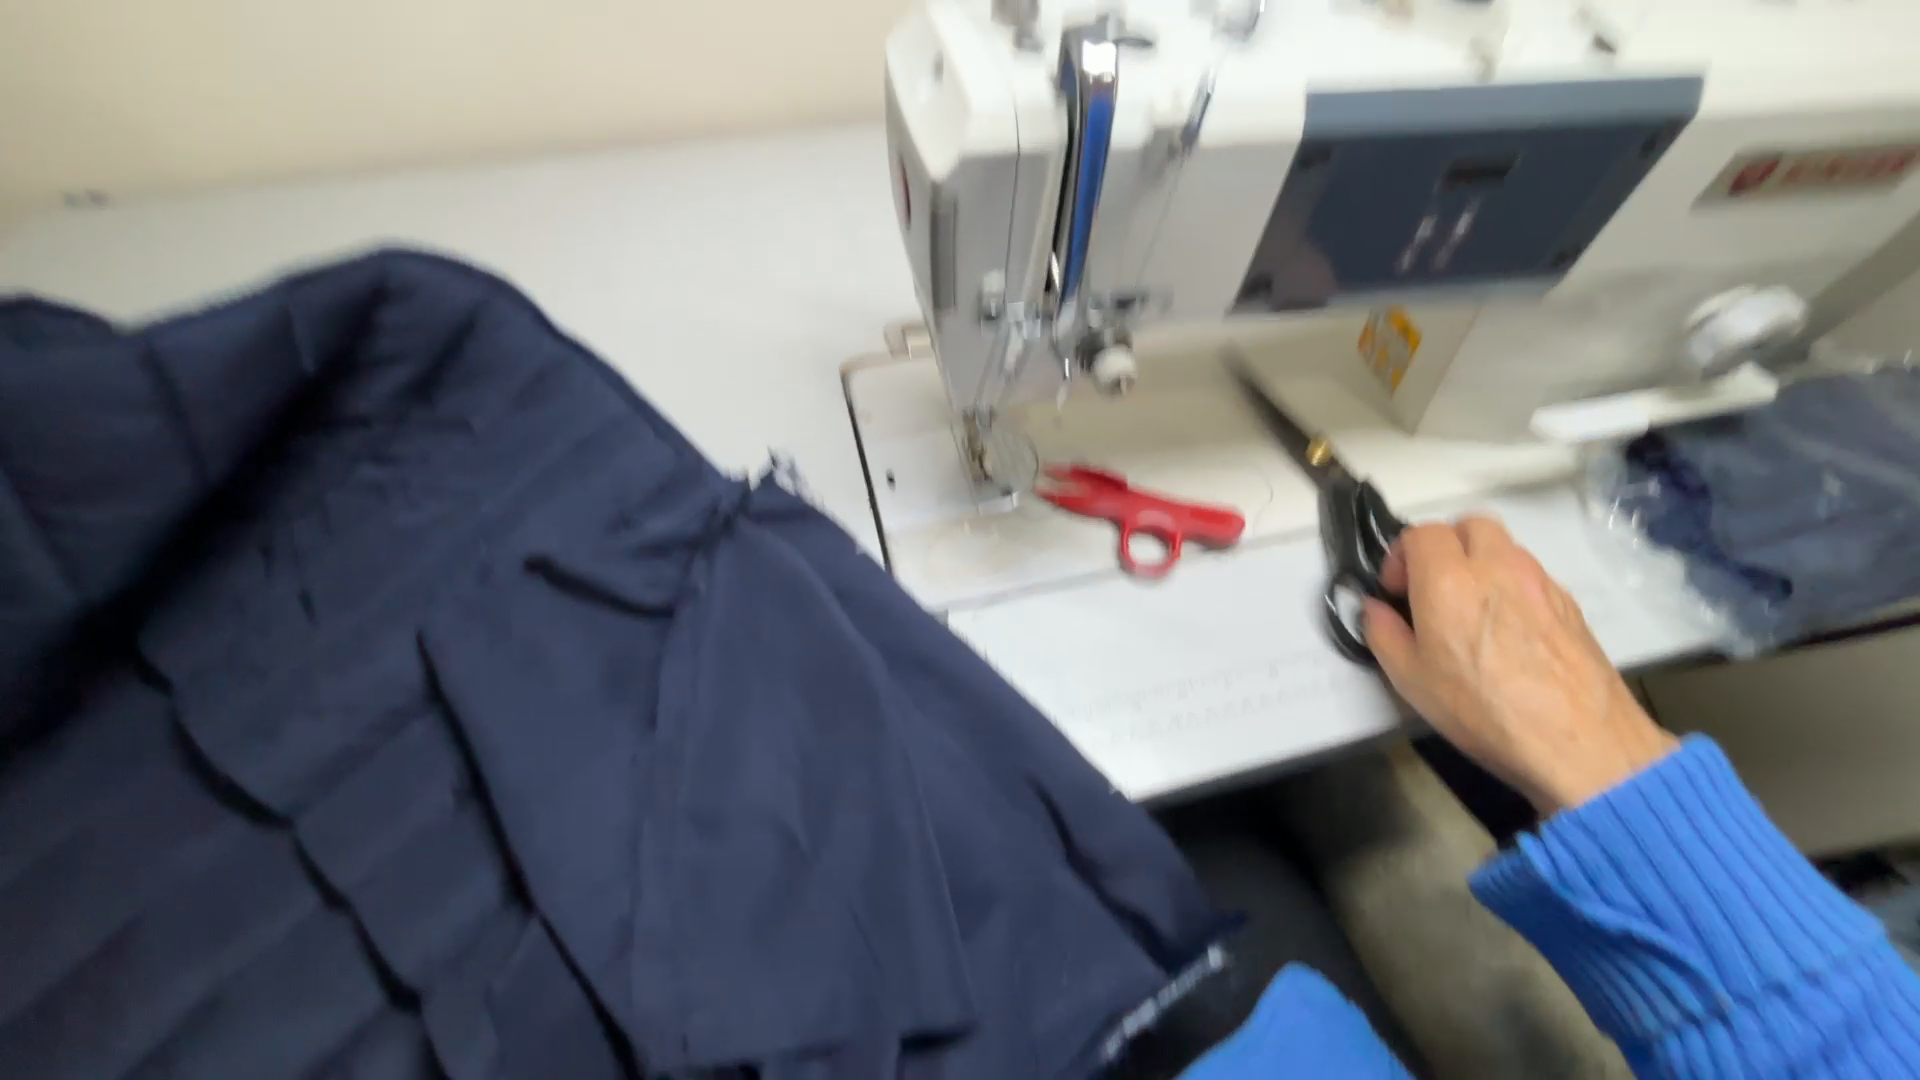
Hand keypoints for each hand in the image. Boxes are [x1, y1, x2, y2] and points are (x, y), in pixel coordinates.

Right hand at [1362, 516, 1678, 815]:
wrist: (1580, 743)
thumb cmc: (1480, 709)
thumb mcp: (1408, 678)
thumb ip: (1382, 632)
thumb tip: (1376, 608)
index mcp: (1447, 579)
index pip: (1420, 533)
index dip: (1400, 556)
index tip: (1396, 592)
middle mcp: (1496, 567)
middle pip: (1469, 525)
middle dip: (1444, 545)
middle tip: (1432, 587)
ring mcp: (1540, 582)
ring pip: (1504, 546)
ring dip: (1479, 563)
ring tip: (1470, 609)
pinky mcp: (1570, 605)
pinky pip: (1531, 575)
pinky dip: (1510, 586)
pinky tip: (1507, 631)